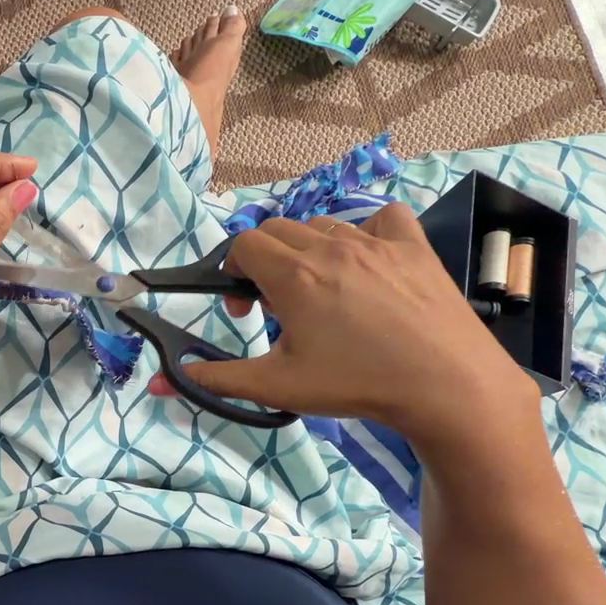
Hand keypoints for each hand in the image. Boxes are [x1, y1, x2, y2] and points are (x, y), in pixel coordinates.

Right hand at [151, 203, 538, 448]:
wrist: (446, 385)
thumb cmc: (354, 384)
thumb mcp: (274, 387)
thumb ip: (215, 378)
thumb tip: (159, 383)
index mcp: (293, 276)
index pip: (243, 245)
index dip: (232, 272)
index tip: (244, 308)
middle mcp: (331, 247)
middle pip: (277, 229)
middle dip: (263, 260)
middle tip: (274, 305)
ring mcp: (377, 243)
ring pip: (322, 225)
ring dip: (306, 250)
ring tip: (318, 291)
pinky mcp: (415, 247)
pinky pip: (381, 218)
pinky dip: (364, 233)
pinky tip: (366, 263)